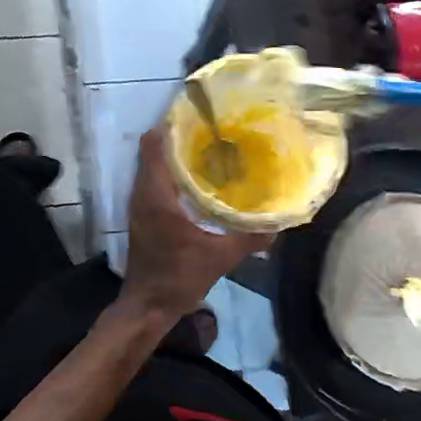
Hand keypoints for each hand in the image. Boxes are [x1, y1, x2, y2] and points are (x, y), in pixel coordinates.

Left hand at [120, 127, 272, 319]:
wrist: (147, 307)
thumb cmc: (178, 278)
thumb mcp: (219, 258)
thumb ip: (249, 238)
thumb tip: (280, 224)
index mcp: (156, 196)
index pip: (154, 146)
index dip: (171, 124)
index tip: (199, 114)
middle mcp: (143, 194)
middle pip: (154, 150)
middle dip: (180, 136)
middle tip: (214, 129)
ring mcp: (140, 205)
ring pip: (154, 165)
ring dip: (176, 154)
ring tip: (211, 147)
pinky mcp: (144, 215)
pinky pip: (156, 181)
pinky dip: (173, 172)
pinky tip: (201, 179)